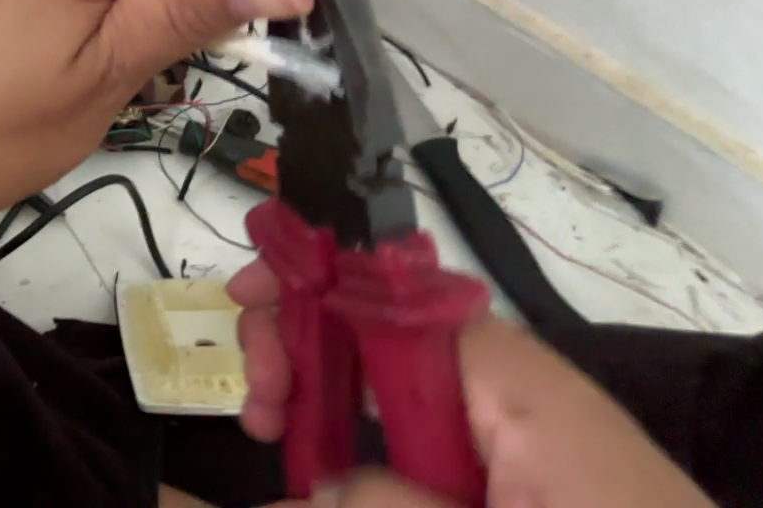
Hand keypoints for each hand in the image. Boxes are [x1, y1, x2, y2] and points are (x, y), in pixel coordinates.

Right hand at [228, 261, 714, 507]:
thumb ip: (393, 505)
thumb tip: (308, 491)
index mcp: (515, 380)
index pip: (392, 287)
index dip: (310, 277)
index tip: (247, 297)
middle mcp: (509, 384)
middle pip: (373, 323)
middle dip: (298, 345)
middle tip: (261, 403)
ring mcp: (511, 427)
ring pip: (383, 379)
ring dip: (316, 395)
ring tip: (276, 434)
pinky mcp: (512, 466)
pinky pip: (412, 427)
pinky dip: (357, 437)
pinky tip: (324, 464)